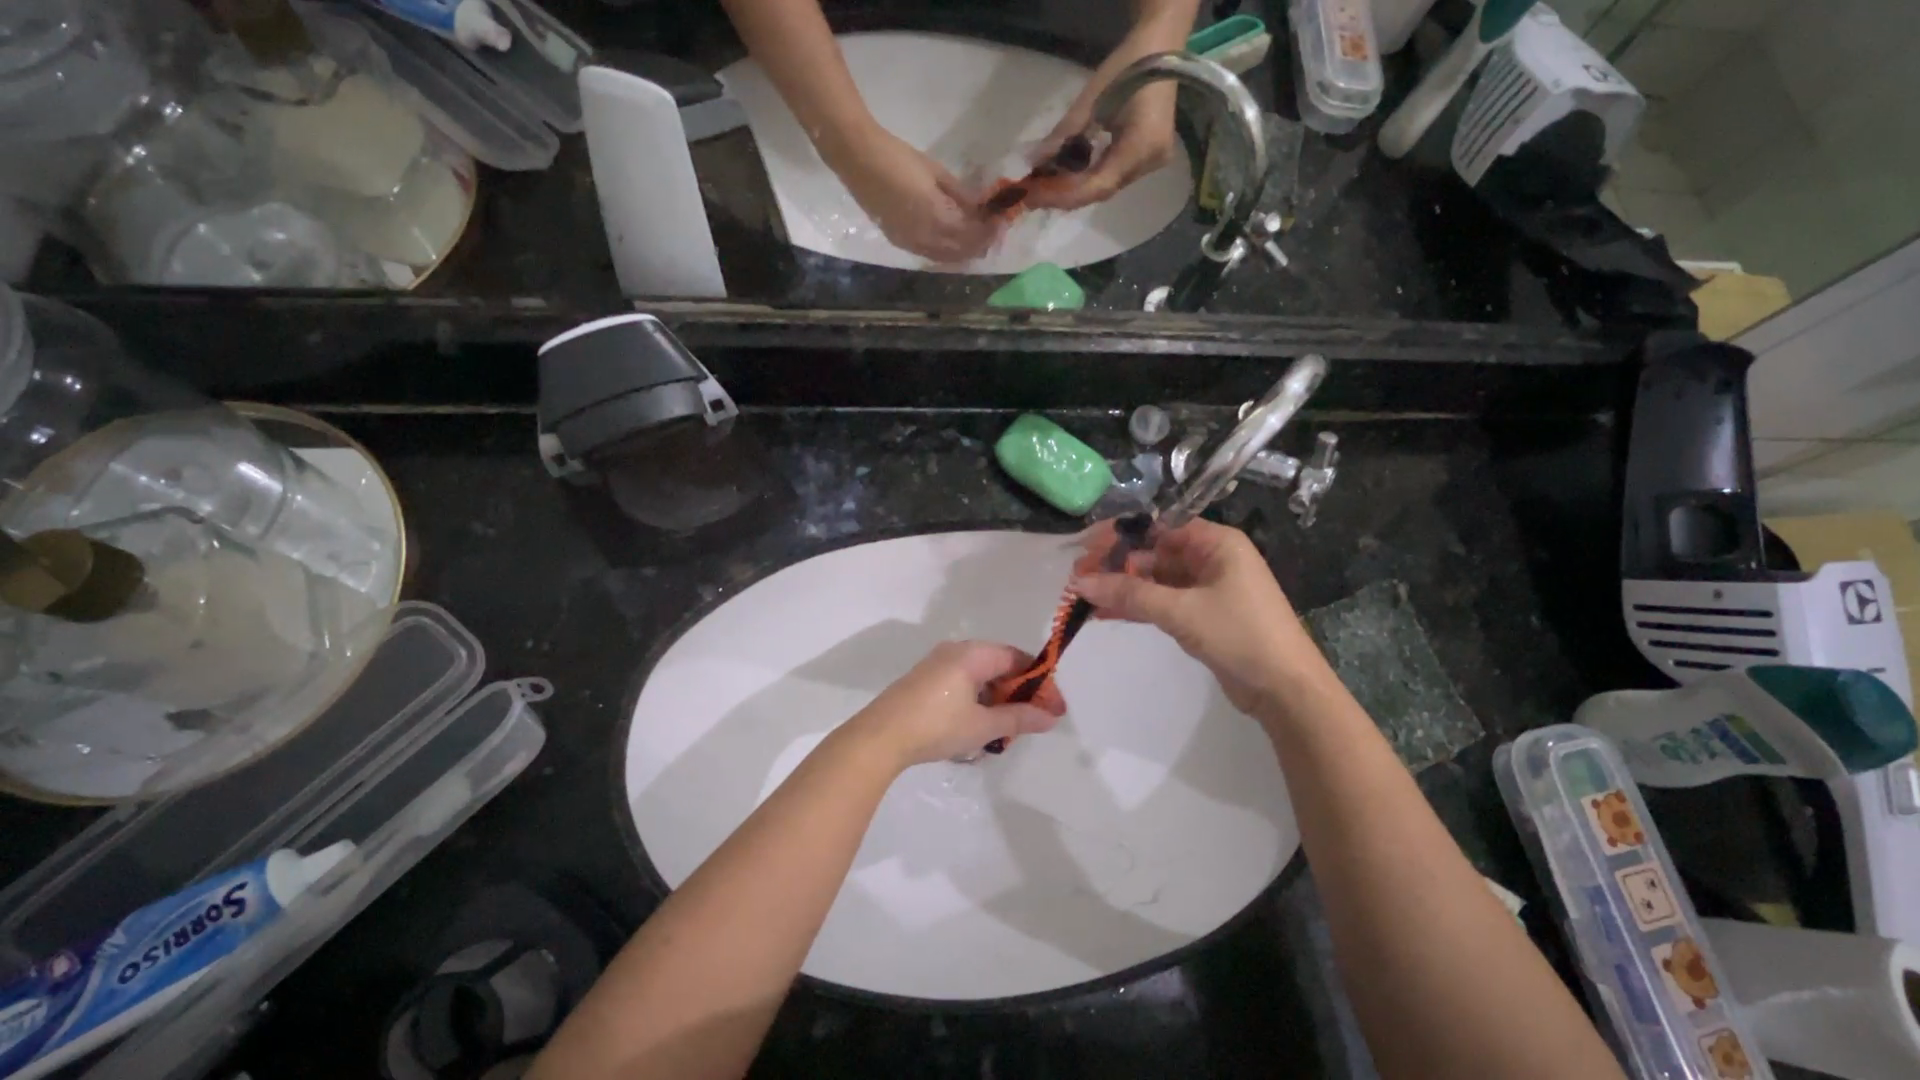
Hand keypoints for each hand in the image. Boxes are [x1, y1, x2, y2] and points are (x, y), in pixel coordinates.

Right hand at [825, 124, 1002, 262]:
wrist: (858, 159)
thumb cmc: (899, 158)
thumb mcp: (936, 173)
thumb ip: (960, 195)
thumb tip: (979, 208)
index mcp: (936, 218)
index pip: (971, 234)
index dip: (989, 230)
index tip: (1001, 220)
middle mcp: (924, 238)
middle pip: (961, 251)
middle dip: (980, 243)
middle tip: (993, 231)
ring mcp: (910, 243)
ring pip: (946, 257)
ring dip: (964, 250)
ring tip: (977, 238)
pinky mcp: (899, 241)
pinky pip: (930, 254)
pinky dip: (947, 251)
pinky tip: (953, 240)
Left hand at [842, 641, 1064, 769]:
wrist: (879, 737)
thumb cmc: (936, 726)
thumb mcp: (983, 726)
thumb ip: (1019, 718)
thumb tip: (1050, 717)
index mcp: (972, 653)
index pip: (1017, 658)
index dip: (1041, 682)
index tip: (1054, 709)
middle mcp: (955, 651)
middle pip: (999, 665)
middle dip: (1020, 693)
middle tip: (1034, 722)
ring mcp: (936, 665)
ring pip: (980, 677)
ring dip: (998, 701)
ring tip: (1007, 731)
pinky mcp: (924, 681)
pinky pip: (962, 684)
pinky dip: (978, 702)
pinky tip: (979, 728)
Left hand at [1023, 14, 1190, 212]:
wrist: (1160, 51)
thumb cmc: (1124, 68)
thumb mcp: (1090, 101)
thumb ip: (1064, 135)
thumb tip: (1034, 162)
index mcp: (1140, 146)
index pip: (1096, 186)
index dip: (1062, 195)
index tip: (1032, 195)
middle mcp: (1149, 163)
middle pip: (1101, 190)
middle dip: (1064, 195)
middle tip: (1033, 193)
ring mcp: (1152, 163)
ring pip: (1106, 186)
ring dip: (1074, 188)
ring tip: (1044, 186)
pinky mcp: (1148, 159)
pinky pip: (1114, 176)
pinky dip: (1088, 177)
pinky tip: (1066, 176)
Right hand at [1071, 520, 1332, 715]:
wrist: (1284, 688)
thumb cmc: (1239, 635)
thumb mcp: (1181, 611)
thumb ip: (1130, 593)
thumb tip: (1080, 583)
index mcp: (1216, 543)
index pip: (1160, 526)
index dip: (1121, 535)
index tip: (1085, 546)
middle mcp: (1212, 559)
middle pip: (1155, 552)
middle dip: (1117, 564)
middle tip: (1077, 577)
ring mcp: (1208, 589)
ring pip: (1156, 579)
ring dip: (1123, 587)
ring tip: (1082, 596)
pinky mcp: (1203, 616)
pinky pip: (1163, 602)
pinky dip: (1137, 606)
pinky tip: (1104, 612)